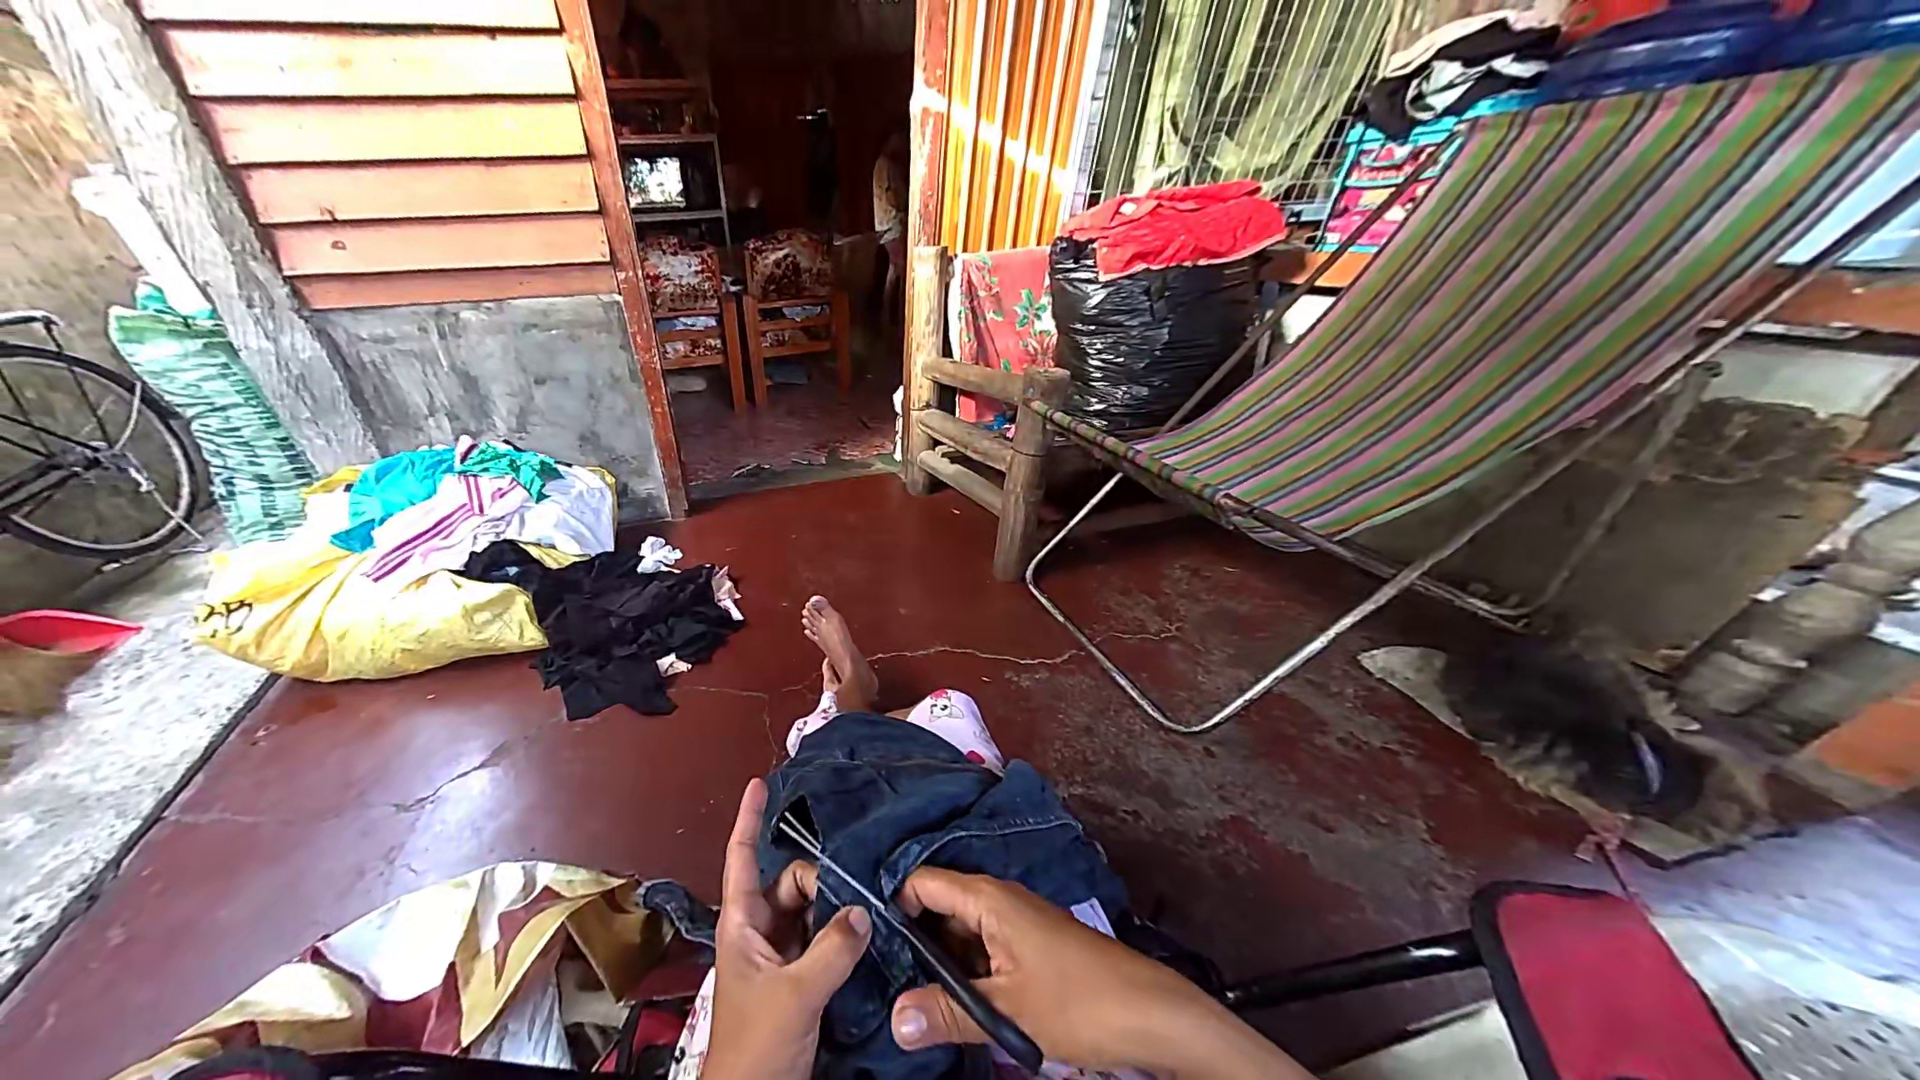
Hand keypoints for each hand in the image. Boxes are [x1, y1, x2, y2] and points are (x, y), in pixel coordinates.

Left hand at [702, 779, 872, 1079]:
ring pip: (811, 906)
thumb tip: (862, 910)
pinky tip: (866, 925)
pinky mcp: (800, 972)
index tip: (758, 783)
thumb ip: (831, 951)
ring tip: (866, 904)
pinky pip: (824, 932)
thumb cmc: (754, 1050)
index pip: (741, 859)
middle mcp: (761, 930)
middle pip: (791, 880)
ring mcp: (781, 952)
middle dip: (820, 877)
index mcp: (742, 925)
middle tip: (853, 889)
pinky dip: (842, 925)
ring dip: (835, 903)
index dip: (748, 819)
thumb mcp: (794, 997)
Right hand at [890, 868, 1312, 1079]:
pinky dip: (967, 969)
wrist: (1146, 1010)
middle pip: (940, 906)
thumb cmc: (1075, 1000)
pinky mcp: (1029, 942)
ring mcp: (1016, 920)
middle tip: (884, 979)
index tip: (872, 942)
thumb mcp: (1005, 1011)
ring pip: (962, 931)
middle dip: (915, 941)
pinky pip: (984, 946)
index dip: (895, 904)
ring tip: (913, 996)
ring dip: (942, 961)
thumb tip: (893, 1020)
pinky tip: (956, 1002)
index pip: (924, 882)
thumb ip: (946, 1012)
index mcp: (988, 897)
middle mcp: (999, 898)